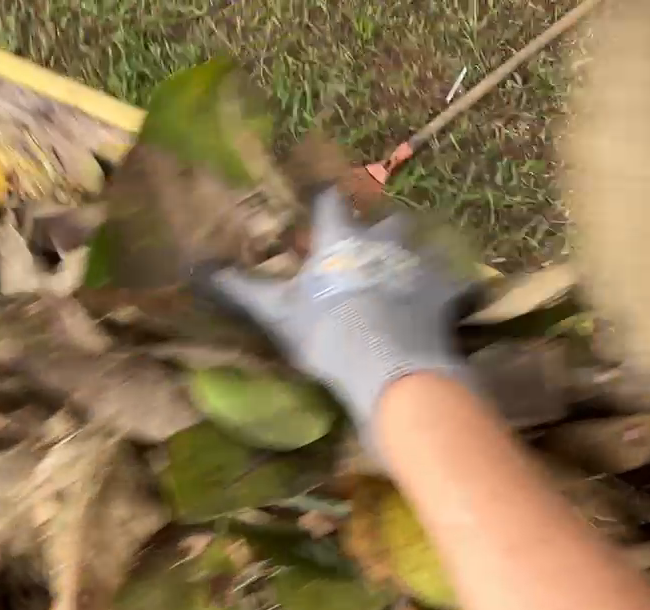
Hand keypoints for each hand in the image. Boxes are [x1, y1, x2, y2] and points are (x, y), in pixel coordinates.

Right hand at [206, 189, 474, 432]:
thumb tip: (195, 267)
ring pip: (421, 245)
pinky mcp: (447, 291)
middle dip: (379, 229)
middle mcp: (382, 237)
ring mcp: (419, 262)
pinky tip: (444, 304)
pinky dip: (449, 290)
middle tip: (370, 251)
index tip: (321, 207)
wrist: (387, 367)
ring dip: (413, 256)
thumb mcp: (276, 313)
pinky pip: (453, 282)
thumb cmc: (326, 335)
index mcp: (339, 236)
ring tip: (406, 277)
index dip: (325, 203)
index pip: (329, 202)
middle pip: (385, 218)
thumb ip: (239, 288)